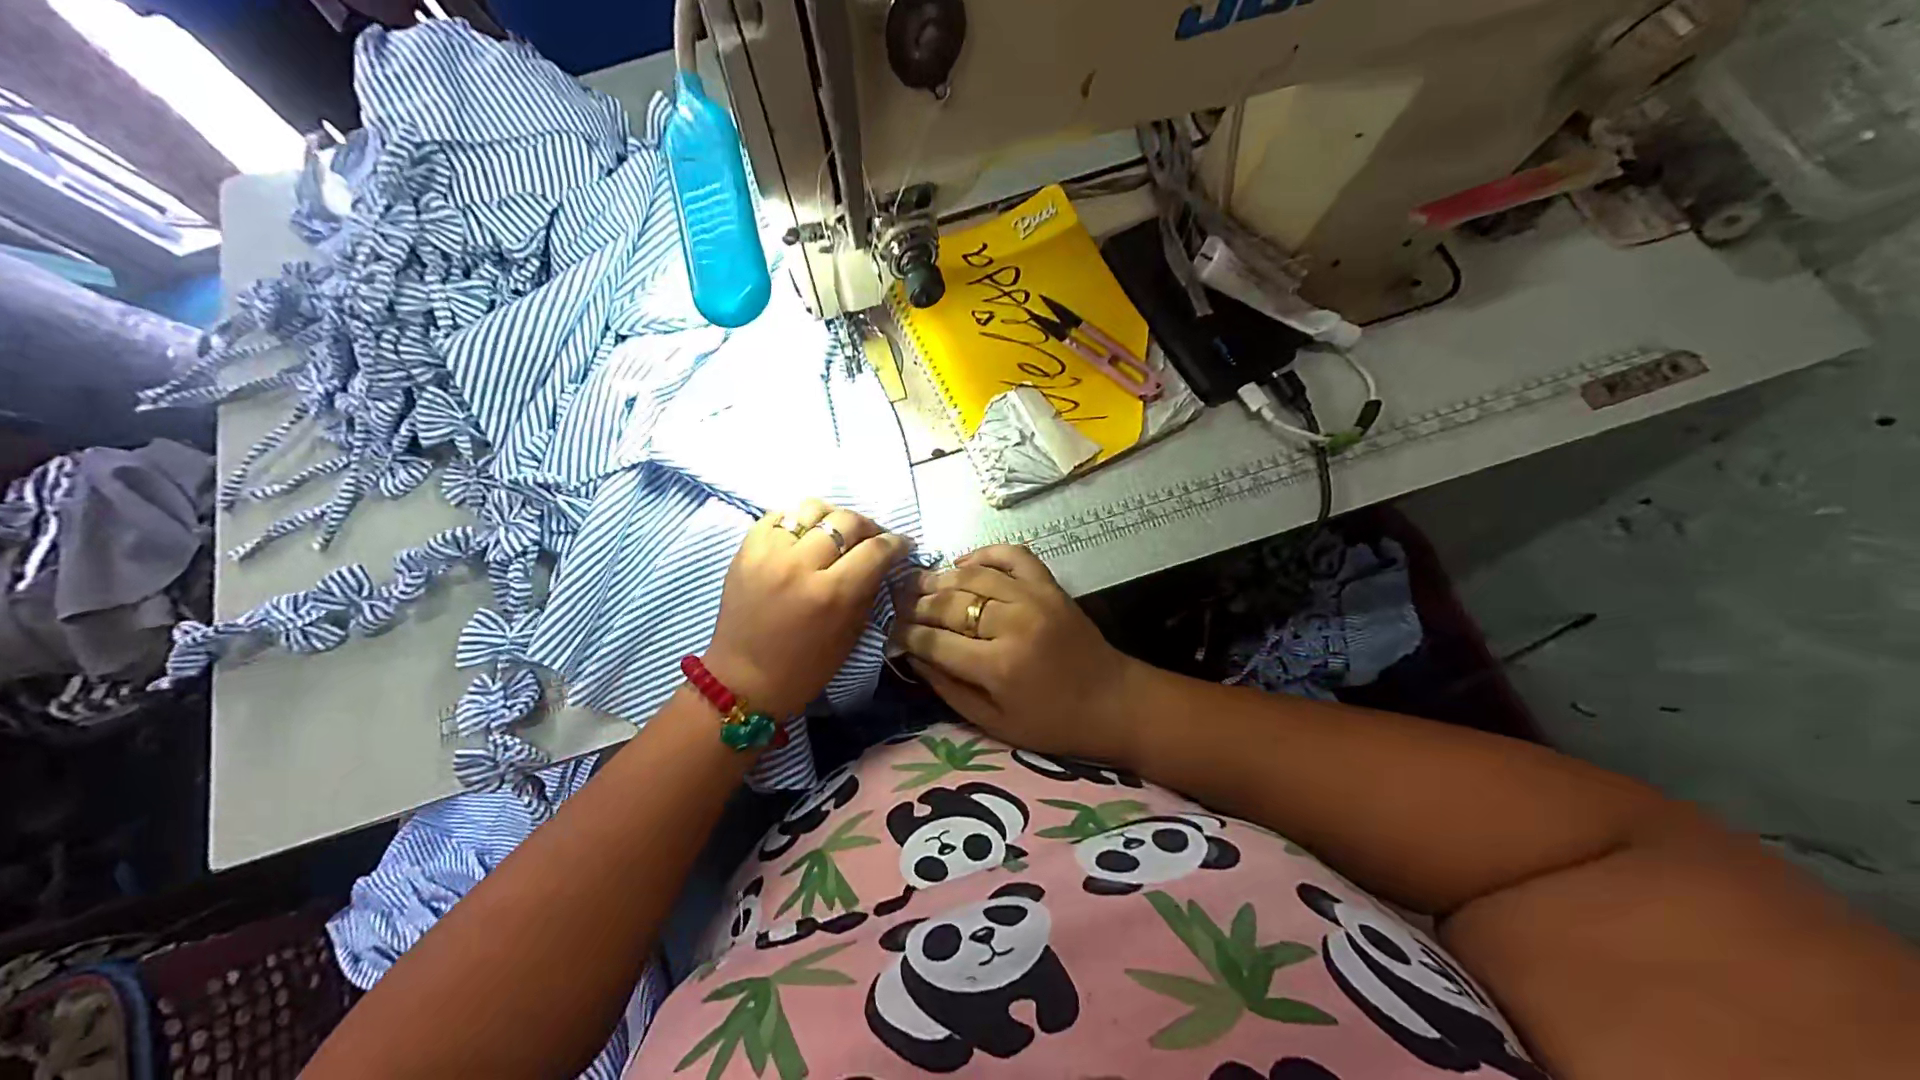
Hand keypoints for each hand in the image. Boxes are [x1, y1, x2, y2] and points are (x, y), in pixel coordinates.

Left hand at [704, 499, 912, 718]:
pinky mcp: (745, 550)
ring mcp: (769, 554)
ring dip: (832, 517)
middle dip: (868, 526)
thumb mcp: (851, 634)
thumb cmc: (806, 667)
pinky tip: (803, 535)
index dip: (896, 543)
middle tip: (872, 538)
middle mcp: (800, 565)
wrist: (744, 679)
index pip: (875, 549)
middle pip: (846, 521)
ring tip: (835, 532)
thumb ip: (868, 590)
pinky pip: (777, 516)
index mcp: (831, 594)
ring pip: (811, 508)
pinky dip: (796, 521)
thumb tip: (882, 561)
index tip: (902, 544)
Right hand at [894, 544, 1145, 766]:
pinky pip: (1012, 556)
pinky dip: (985, 553)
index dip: (905, 635)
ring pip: (973, 576)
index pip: (935, 641)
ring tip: (917, 583)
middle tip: (895, 604)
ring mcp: (1034, 598)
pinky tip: (963, 563)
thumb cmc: (1051, 723)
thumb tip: (911, 655)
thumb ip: (948, 688)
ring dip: (940, 577)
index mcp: (998, 666)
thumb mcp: (993, 722)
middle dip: (915, 604)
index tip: (890, 632)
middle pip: (949, 603)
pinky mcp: (1050, 586)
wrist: (1114, 702)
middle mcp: (1013, 624)